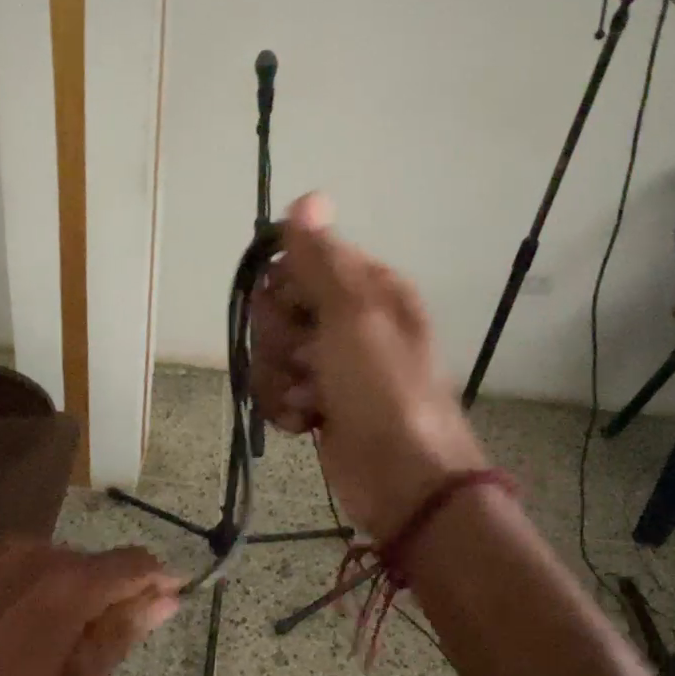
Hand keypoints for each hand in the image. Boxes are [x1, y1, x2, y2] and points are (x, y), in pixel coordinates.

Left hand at [0, 538, 179, 675]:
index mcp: (63, 586)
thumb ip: (118, 638)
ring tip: (38, 651)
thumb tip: (164, 597)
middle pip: (86, 564)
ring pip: (43, 563)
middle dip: (101, 597)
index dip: (155, 581)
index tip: (167, 603)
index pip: (132, 563)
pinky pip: (1, 570)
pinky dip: (15, 593)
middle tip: (90, 654)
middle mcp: (25, 553)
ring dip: (56, 594)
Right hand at [250, 193, 487, 540]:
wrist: (403, 479)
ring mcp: (332, 365)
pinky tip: (306, 423)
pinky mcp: (318, 403)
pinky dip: (285, 408)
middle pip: (277, 310)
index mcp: (366, 287)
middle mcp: (348, 320)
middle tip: (308, 362)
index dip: (283, 287)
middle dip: (280, 341)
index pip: (299, 261)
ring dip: (280, 380)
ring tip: (311, 401)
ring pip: (271, 354)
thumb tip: (308, 196)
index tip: (291, 311)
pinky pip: (277, 390)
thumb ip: (323, 259)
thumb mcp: (354, 315)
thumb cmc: (384, 391)